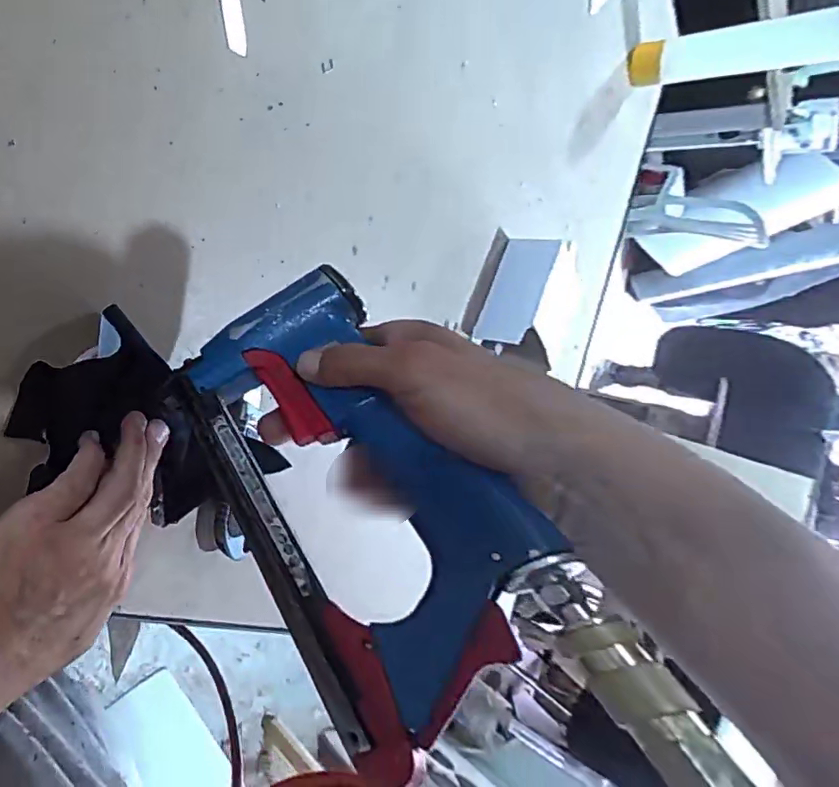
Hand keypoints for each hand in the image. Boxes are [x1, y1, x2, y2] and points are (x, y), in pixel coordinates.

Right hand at [0, 412, 167, 704]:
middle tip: (156, 431)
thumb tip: (97, 450)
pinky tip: (126, 514)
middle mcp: (113, 567)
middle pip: (139, 503)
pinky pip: (125, 558)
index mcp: (94, 539)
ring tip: (146, 462)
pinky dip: (128, 526)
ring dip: (142, 492)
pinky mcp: (101, 613)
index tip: (137, 421)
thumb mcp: (27, 519)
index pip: (127, 481)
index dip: (135, 447)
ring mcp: (110, 593)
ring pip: (135, 531)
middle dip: (148, 461)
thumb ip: (70, 482)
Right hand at [260, 321, 619, 481]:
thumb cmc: (491, 403)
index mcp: (407, 344)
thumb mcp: (413, 370)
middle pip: (349, 397)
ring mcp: (426, 422)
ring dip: (356, 459)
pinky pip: (394, 469)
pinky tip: (382, 493)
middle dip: (323, 420)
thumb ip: (353, 364)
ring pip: (370, 439)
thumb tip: (307, 360)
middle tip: (285, 438)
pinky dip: (383, 481)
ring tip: (359, 479)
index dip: (308, 367)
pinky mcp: (438, 461)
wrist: (560, 466)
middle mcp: (414, 379)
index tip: (278, 387)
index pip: (342, 348)